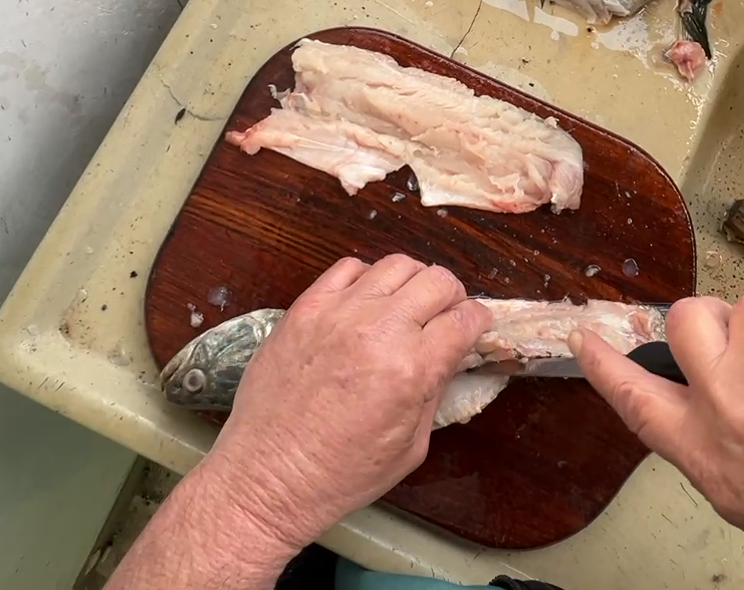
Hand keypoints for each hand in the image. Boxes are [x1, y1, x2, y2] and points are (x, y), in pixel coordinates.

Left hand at [203, 255, 490, 551]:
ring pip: (398, 264)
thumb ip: (435, 389)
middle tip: (444, 315)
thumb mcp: (411, 447)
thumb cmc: (340, 474)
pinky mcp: (306, 306)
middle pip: (438, 280)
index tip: (473, 326)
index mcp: (410, 371)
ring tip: (406, 306)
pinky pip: (350, 267)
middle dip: (452, 297)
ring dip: (412, 282)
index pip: (465, 319)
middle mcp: (378, 331)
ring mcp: (339, 313)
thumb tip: (451, 351)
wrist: (265, 478)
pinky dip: (367, 279)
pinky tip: (365, 303)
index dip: (477, 321)